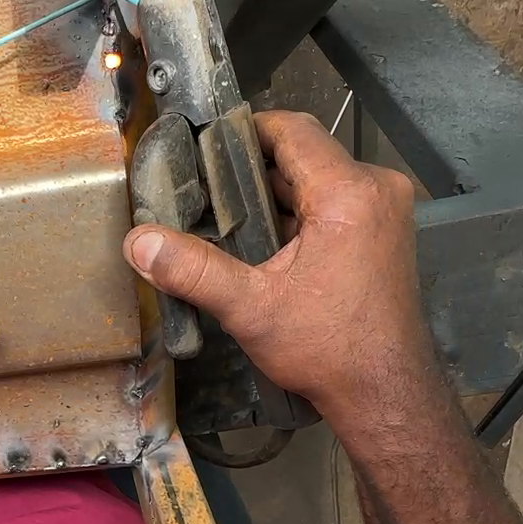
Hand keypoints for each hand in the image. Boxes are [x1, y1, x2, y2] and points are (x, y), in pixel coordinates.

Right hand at [122, 110, 437, 428]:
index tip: (203, 145)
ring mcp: (384, 213)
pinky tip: (257, 243)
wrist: (383, 392)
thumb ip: (193, 271)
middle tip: (199, 190)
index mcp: (349, 194)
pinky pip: (330, 207)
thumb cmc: (326, 348)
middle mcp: (376, 190)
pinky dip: (294, 217)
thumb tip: (138, 243)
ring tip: (219, 217)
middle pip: (303, 157)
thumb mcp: (250, 308)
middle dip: (250, 171)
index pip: (293, 131)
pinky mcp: (381, 236)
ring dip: (271, 197)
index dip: (245, 131)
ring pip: (316, 183)